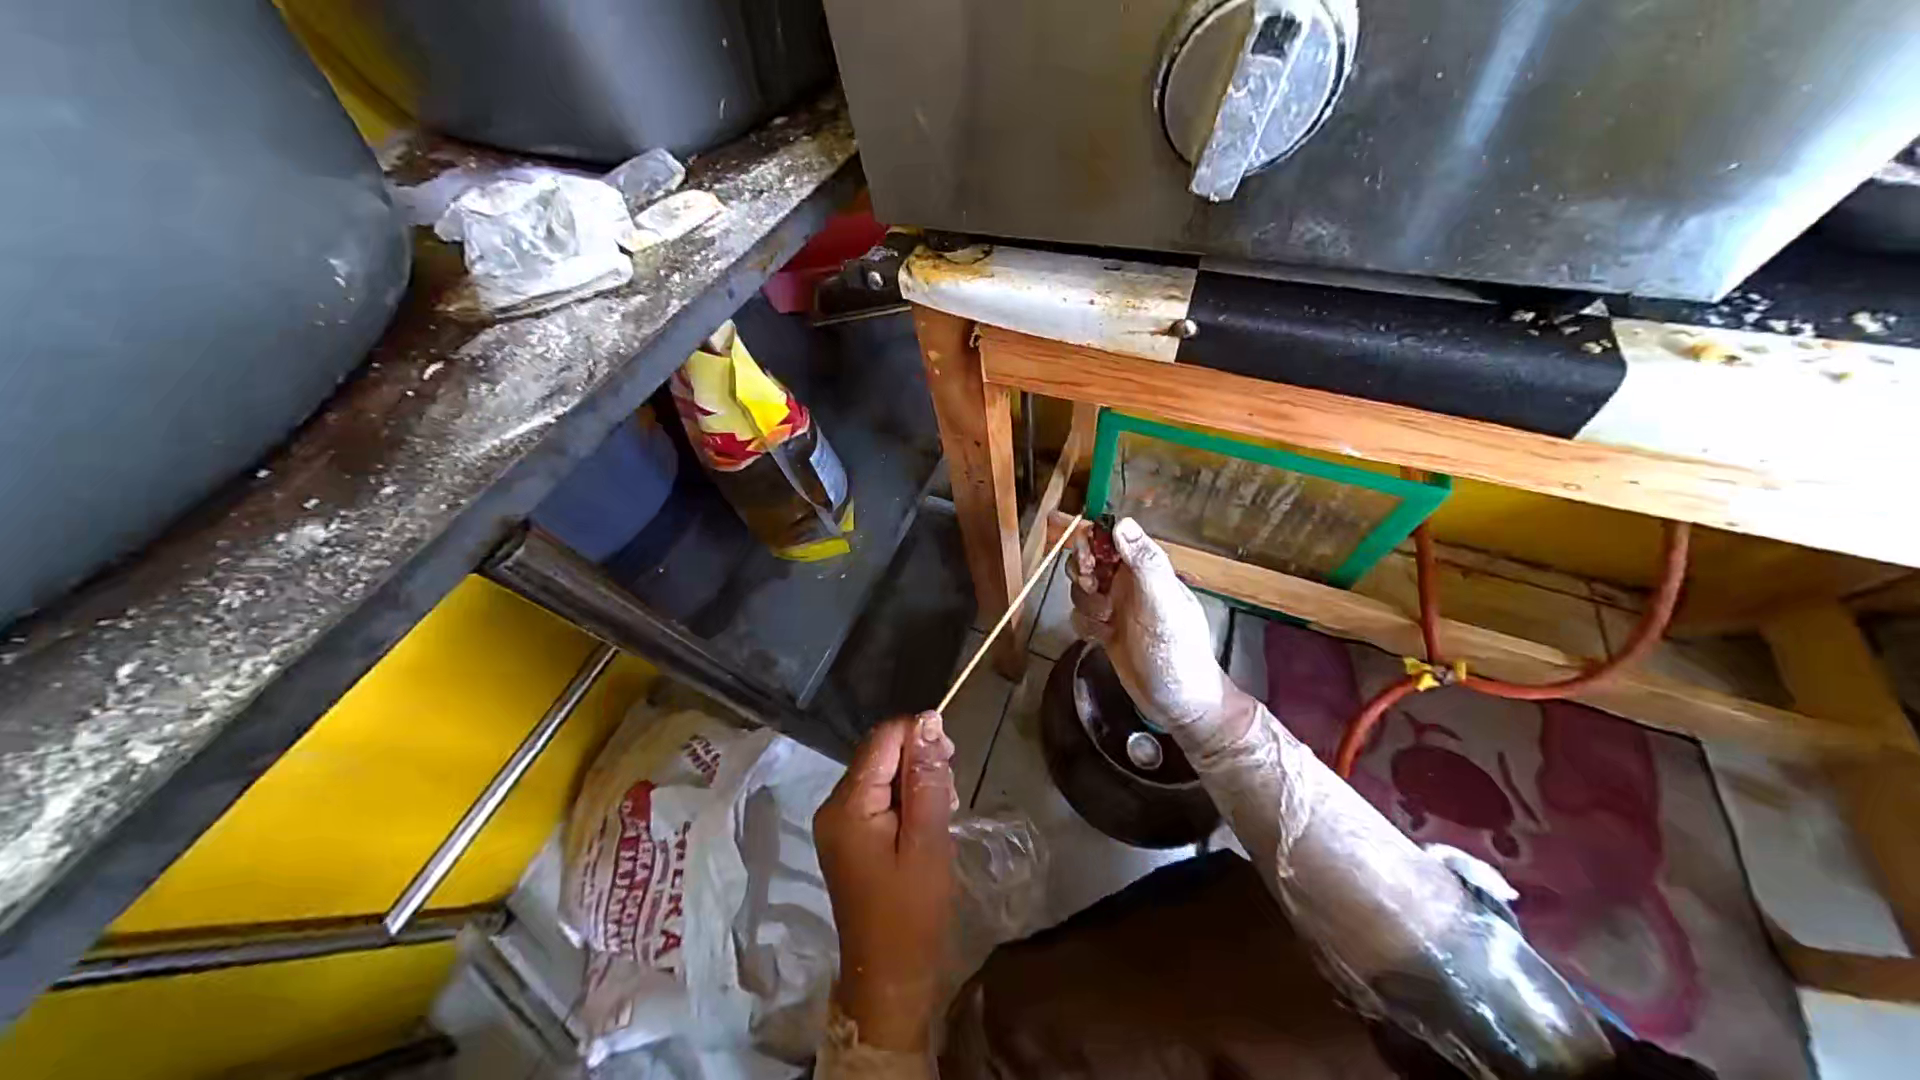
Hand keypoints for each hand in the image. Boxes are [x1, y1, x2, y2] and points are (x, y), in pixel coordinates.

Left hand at [814, 712, 956, 1051]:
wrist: (888, 977)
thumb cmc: (912, 913)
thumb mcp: (927, 842)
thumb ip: (927, 779)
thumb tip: (928, 721)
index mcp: (847, 805)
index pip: (882, 739)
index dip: (918, 736)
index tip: (951, 760)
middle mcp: (834, 805)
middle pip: (880, 754)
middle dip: (919, 763)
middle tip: (949, 798)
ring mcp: (838, 823)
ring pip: (882, 774)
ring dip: (916, 783)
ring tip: (940, 815)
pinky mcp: (848, 837)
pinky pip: (879, 798)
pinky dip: (906, 802)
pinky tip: (924, 826)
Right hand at [1068, 518, 1229, 735]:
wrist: (1179, 705)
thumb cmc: (1178, 653)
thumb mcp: (1163, 605)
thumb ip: (1145, 563)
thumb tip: (1122, 523)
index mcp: (1147, 569)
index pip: (1112, 537)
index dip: (1091, 539)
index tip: (1084, 556)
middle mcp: (1130, 583)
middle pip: (1089, 559)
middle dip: (1082, 572)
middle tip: (1093, 588)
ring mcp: (1117, 607)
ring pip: (1081, 588)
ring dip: (1085, 602)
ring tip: (1106, 620)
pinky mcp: (1105, 630)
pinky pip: (1080, 615)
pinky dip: (1085, 625)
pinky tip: (1102, 637)